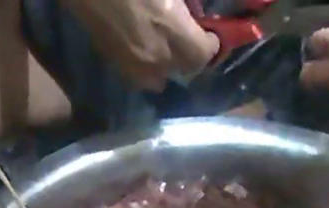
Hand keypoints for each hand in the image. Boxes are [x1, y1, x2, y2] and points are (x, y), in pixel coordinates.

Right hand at [60, 0, 218, 90]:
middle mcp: (155, 59)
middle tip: (191, 35)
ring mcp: (132, 67)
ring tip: (165, 43)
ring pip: (160, 79)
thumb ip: (189, 4)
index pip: (203, 56)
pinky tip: (144, 44)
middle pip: (184, 71)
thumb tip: (196, 11)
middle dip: (191, 56)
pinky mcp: (116, 66)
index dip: (212, 44)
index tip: (211, 31)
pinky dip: (147, 65)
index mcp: (172, 32)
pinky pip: (139, 76)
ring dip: (167, 65)